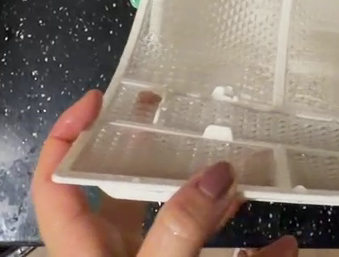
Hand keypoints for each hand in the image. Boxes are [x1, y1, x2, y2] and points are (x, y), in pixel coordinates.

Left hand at [33, 90, 297, 256]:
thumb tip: (217, 172)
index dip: (70, 135)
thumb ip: (178, 230)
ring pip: (178, 227)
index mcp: (82, 249)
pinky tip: (281, 247)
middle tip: (185, 115)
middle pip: (127, 192)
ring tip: (245, 174)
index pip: (57, 182)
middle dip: (160, 154)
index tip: (100, 97)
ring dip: (214, 202)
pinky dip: (250, 256)